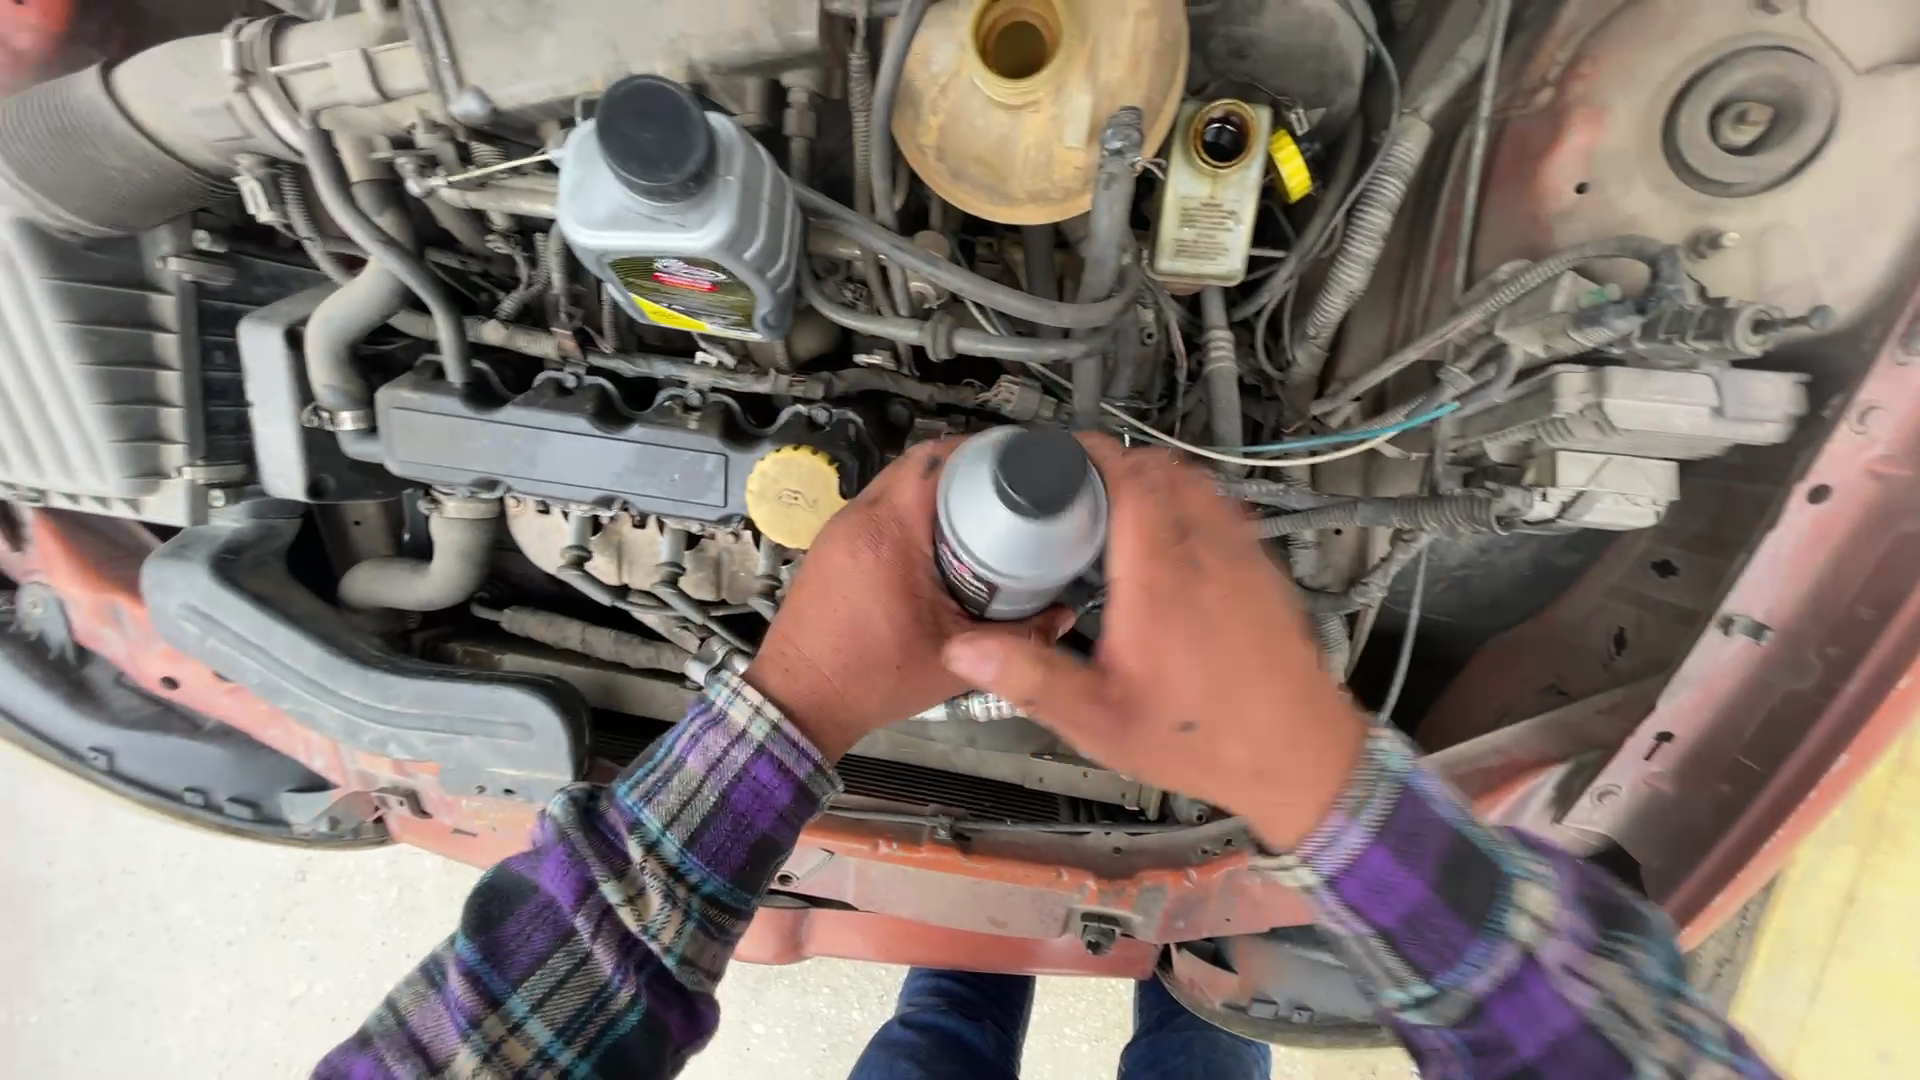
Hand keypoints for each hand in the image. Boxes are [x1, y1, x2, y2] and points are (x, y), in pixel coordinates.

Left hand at [746, 438, 1072, 760]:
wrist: (804, 697)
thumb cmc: (870, 677)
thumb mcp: (956, 656)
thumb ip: (1017, 635)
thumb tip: (1061, 615)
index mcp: (890, 533)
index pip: (936, 461)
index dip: (980, 452)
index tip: (1015, 459)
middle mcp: (860, 518)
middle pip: (917, 463)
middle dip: (963, 466)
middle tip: (1006, 484)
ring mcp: (841, 528)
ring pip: (896, 481)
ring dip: (935, 486)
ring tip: (979, 507)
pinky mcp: (834, 543)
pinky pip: (879, 505)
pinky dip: (911, 506)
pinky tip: (938, 533)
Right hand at [939, 436, 1368, 848]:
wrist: (1298, 757)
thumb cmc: (1199, 740)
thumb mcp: (1098, 718)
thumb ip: (1030, 678)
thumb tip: (964, 652)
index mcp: (1159, 579)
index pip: (1131, 480)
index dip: (1093, 454)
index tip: (1062, 454)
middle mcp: (1206, 553)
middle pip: (1163, 470)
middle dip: (1117, 462)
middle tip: (1079, 481)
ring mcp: (1242, 557)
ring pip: (1197, 483)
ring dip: (1154, 478)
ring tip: (1115, 502)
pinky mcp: (1263, 570)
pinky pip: (1223, 509)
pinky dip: (1188, 501)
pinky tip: (1166, 537)